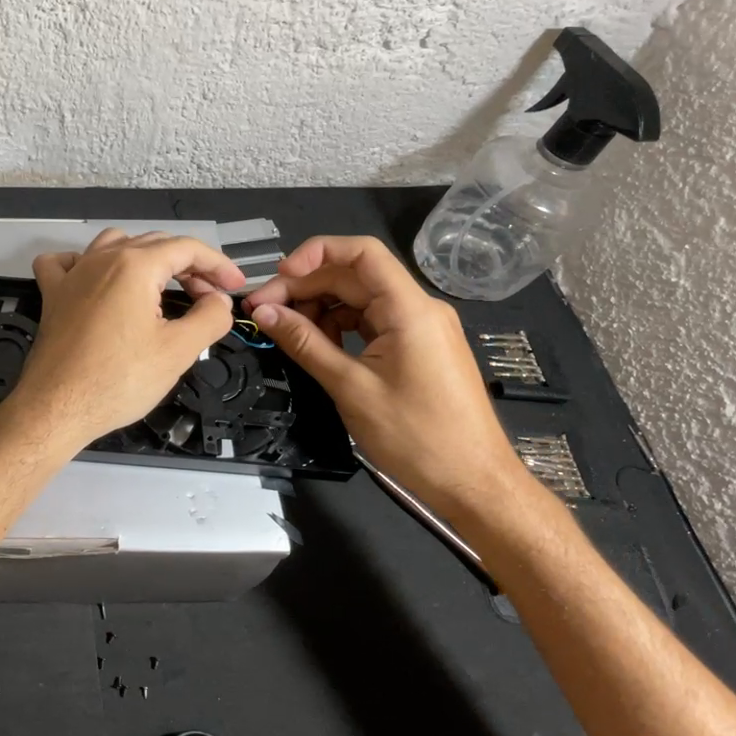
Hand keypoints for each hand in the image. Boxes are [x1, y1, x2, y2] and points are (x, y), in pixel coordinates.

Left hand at [2, 230, 247, 456]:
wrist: (57, 407)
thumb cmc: (118, 380)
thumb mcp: (178, 351)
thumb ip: (209, 318)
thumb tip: (219, 301)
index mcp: (134, 265)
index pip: (186, 248)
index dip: (218, 264)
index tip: (235, 287)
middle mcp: (101, 259)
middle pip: (154, 243)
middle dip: (188, 265)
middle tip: (209, 297)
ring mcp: (72, 274)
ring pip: (114, 244)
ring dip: (144, 257)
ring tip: (163, 286)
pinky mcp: (53, 294)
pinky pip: (66, 262)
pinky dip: (86, 263)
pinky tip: (99, 280)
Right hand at [244, 236, 530, 515]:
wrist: (473, 483)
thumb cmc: (416, 437)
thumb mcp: (350, 387)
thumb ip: (304, 343)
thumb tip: (263, 312)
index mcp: (410, 309)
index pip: (361, 252)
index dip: (314, 253)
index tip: (278, 277)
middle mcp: (419, 308)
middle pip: (353, 276)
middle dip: (304, 288)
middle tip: (261, 311)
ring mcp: (420, 328)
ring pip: (359, 299)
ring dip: (318, 308)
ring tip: (284, 332)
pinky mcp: (417, 348)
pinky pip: (370, 321)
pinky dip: (339, 327)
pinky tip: (314, 345)